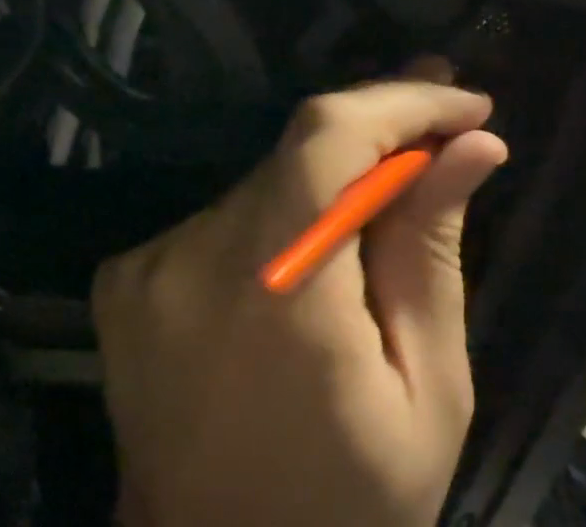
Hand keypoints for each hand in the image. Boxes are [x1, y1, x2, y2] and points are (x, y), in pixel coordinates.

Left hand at [92, 61, 507, 526]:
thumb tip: (467, 148)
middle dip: (366, 150)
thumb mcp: (426, 392)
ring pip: (246, 197)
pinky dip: (255, 238)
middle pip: (284, 162)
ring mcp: (143, 263)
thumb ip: (430, 255)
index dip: (396, 101)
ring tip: (367, 241)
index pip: (324, 134)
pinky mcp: (118, 281)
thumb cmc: (345, 503)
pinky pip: (204, 231)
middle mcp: (190, 251)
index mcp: (274, 282)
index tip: (462, 99)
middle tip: (439, 147)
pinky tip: (287, 290)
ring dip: (308, 202)